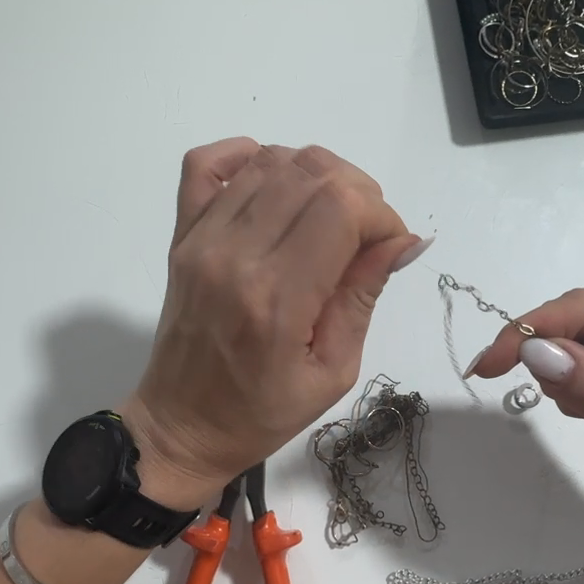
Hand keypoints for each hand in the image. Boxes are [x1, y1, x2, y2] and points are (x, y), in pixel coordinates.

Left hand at [121, 139, 426, 501]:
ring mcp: (202, 240)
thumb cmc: (262, 414)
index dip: (381, 215)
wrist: (182, 426)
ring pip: (270, 160)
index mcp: (278, 300)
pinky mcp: (182, 236)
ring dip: (316, 175)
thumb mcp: (332, 372)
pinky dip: (248, 156)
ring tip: (328, 218)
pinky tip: (275, 184)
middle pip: (312, 173)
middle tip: (366, 236)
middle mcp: (236, 256)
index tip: (390, 248)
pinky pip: (206, 163)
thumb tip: (402, 240)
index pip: (342, 208)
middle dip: (358, 192)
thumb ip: (362, 298)